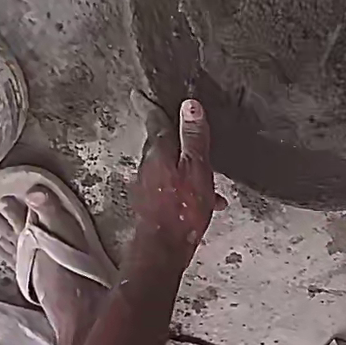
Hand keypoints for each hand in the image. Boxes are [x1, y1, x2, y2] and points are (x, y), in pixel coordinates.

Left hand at [126, 92, 225, 278]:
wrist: (162, 250)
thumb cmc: (183, 208)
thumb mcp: (198, 169)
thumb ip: (194, 138)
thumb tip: (190, 105)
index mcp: (159, 151)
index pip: (154, 121)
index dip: (148, 106)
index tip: (139, 94)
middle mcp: (147, 165)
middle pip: (160, 143)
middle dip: (172, 137)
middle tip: (183, 129)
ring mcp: (146, 185)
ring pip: (166, 166)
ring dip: (182, 165)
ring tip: (207, 175)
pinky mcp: (150, 203)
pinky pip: (169, 185)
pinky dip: (184, 186)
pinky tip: (204, 201)